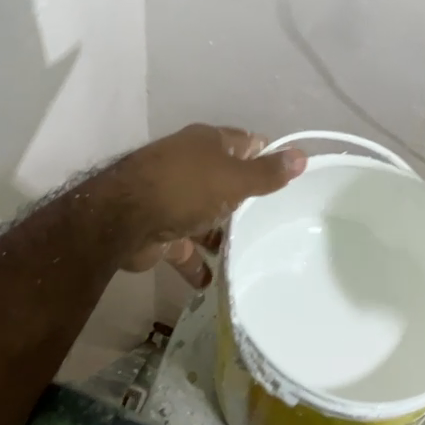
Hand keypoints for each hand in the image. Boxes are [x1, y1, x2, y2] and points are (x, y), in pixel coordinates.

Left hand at [102, 124, 305, 286]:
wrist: (122, 219)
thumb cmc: (184, 188)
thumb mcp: (233, 179)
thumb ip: (267, 173)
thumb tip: (302, 155)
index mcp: (207, 144)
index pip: (246, 143)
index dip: (267, 156)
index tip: (291, 178)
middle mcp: (189, 165)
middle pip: (226, 181)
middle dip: (246, 201)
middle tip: (276, 222)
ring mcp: (172, 198)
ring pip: (206, 216)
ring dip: (222, 235)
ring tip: (250, 254)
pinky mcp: (160, 230)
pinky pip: (186, 247)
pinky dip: (198, 263)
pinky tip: (214, 281)